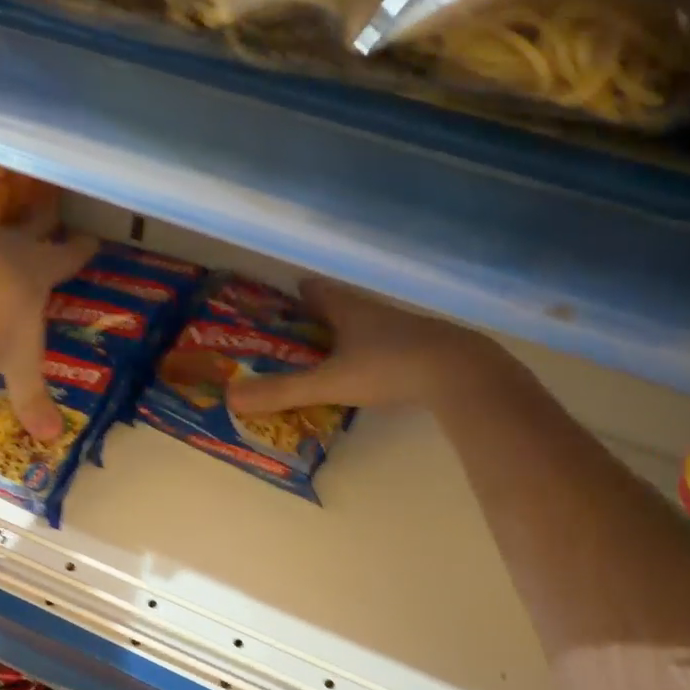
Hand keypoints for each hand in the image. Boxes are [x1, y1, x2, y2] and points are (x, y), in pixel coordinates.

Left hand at [0, 197, 95, 440]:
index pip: (68, 256)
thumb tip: (50, 438)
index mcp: (38, 271)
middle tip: (49, 204)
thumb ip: (31, 399)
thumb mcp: (19, 368)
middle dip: (42, 217)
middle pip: (31, 225)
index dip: (80, 249)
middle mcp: (6, 247)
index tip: (91, 239)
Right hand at [226, 278, 522, 414]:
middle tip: (299, 328)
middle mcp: (375, 313)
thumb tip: (230, 397)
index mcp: (349, 311)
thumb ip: (282, 391)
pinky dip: (374, 353)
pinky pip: (390, 345)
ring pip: (369, 326)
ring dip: (350, 334)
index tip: (286, 293)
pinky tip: (372, 369)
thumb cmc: (389, 366)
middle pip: (343, 307)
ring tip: (331, 350)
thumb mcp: (329, 382)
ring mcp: (405, 329)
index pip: (318, 293)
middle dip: (321, 315)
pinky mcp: (427, 349)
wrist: (459, 372)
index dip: (300, 293)